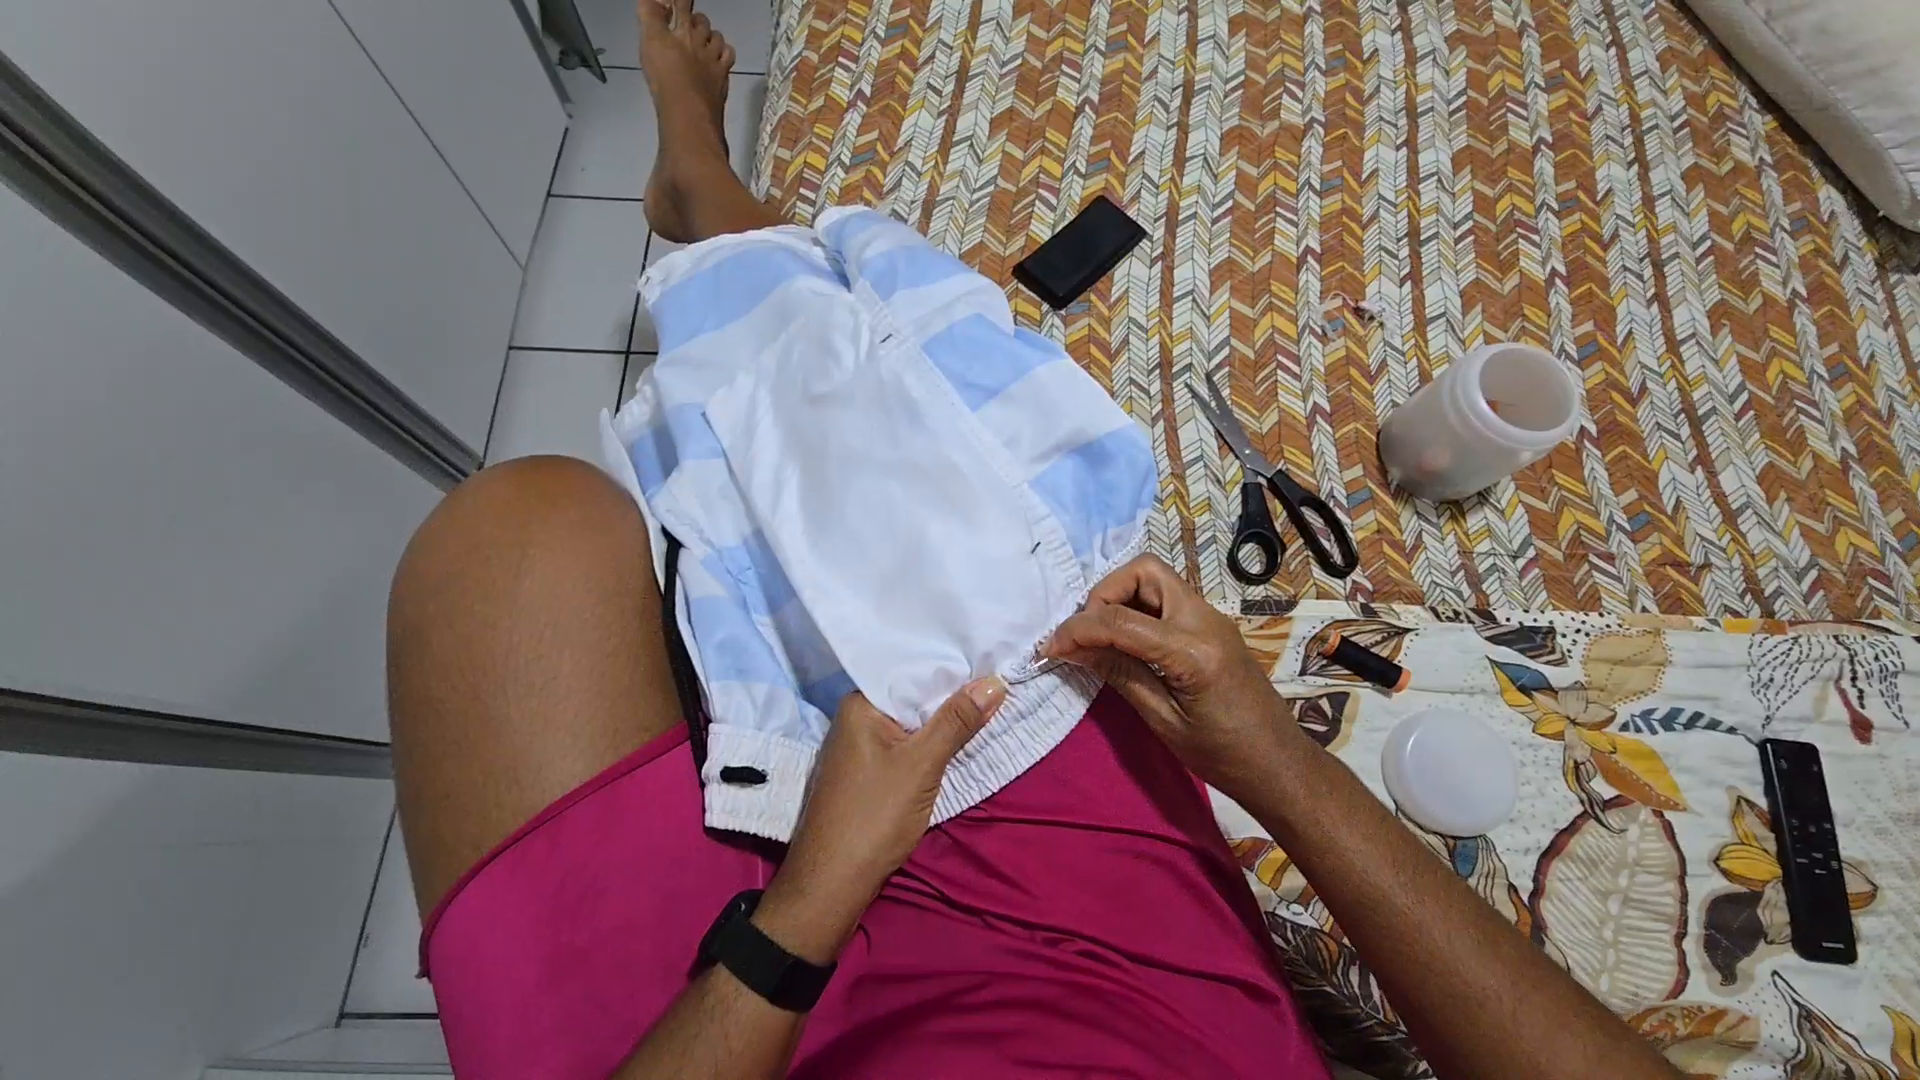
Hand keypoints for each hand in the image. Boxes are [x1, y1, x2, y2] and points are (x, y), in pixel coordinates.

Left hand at [758, 680, 1005, 962]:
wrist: (832, 884)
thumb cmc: (874, 817)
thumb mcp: (922, 764)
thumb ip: (957, 722)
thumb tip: (995, 681)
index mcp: (860, 704)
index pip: (909, 670)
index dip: (949, 665)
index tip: (988, 655)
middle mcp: (855, 718)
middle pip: (911, 697)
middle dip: (950, 694)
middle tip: (997, 678)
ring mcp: (859, 747)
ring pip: (910, 723)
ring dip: (942, 721)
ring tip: (988, 700)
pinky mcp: (866, 773)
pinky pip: (904, 745)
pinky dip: (929, 743)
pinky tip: (957, 739)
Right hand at [1041, 554, 1304, 801]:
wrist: (1278, 764)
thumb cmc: (1222, 754)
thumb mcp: (1162, 720)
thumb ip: (1119, 674)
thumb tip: (1072, 648)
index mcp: (1192, 650)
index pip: (1120, 619)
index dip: (1077, 630)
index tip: (1050, 649)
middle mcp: (1204, 619)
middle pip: (1144, 571)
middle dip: (1104, 594)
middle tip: (1087, 635)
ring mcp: (1211, 618)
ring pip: (1155, 579)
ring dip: (1120, 599)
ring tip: (1101, 639)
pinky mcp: (1212, 626)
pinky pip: (1167, 600)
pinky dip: (1138, 610)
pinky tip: (1125, 644)